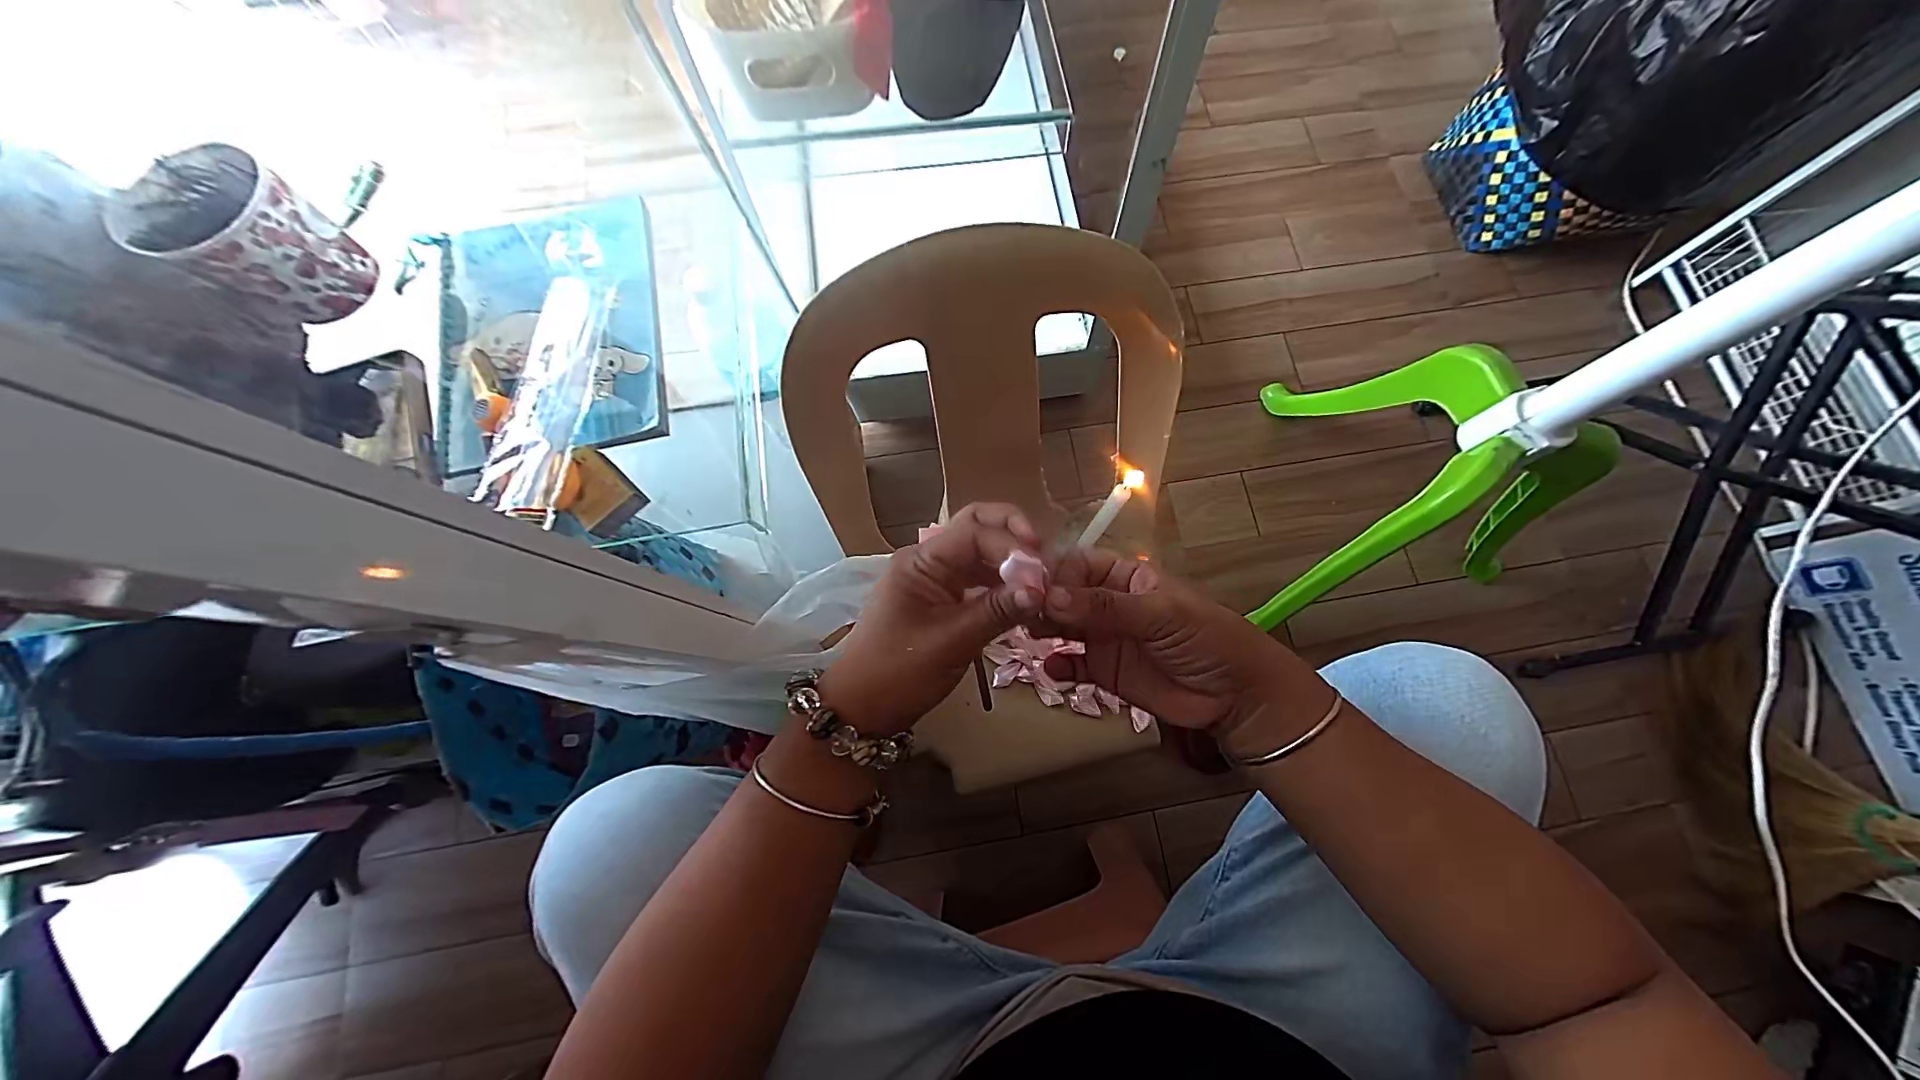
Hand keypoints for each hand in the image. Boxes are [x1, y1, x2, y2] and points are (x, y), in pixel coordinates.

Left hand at [818, 503, 1043, 733]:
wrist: (860, 707)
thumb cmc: (897, 673)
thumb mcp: (950, 642)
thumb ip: (996, 612)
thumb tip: (1040, 590)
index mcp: (921, 561)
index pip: (974, 531)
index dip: (1012, 544)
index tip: (1041, 572)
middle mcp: (929, 561)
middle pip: (977, 529)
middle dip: (1014, 538)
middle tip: (1047, 562)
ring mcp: (936, 581)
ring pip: (982, 557)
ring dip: (1012, 564)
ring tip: (1043, 584)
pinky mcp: (943, 602)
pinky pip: (979, 583)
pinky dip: (1003, 588)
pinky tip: (1026, 602)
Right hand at [1034, 549, 1333, 756]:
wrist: (1237, 696)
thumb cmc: (1207, 639)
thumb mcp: (1159, 614)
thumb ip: (1105, 607)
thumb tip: (1051, 596)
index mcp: (1125, 576)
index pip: (1079, 564)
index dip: (1054, 572)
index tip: (1029, 585)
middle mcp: (1107, 603)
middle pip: (1063, 595)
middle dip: (1041, 600)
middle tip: (1018, 611)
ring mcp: (1103, 638)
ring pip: (1061, 627)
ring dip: (1042, 629)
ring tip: (1025, 635)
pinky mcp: (1104, 672)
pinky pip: (1071, 665)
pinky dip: (1057, 666)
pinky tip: (1050, 668)